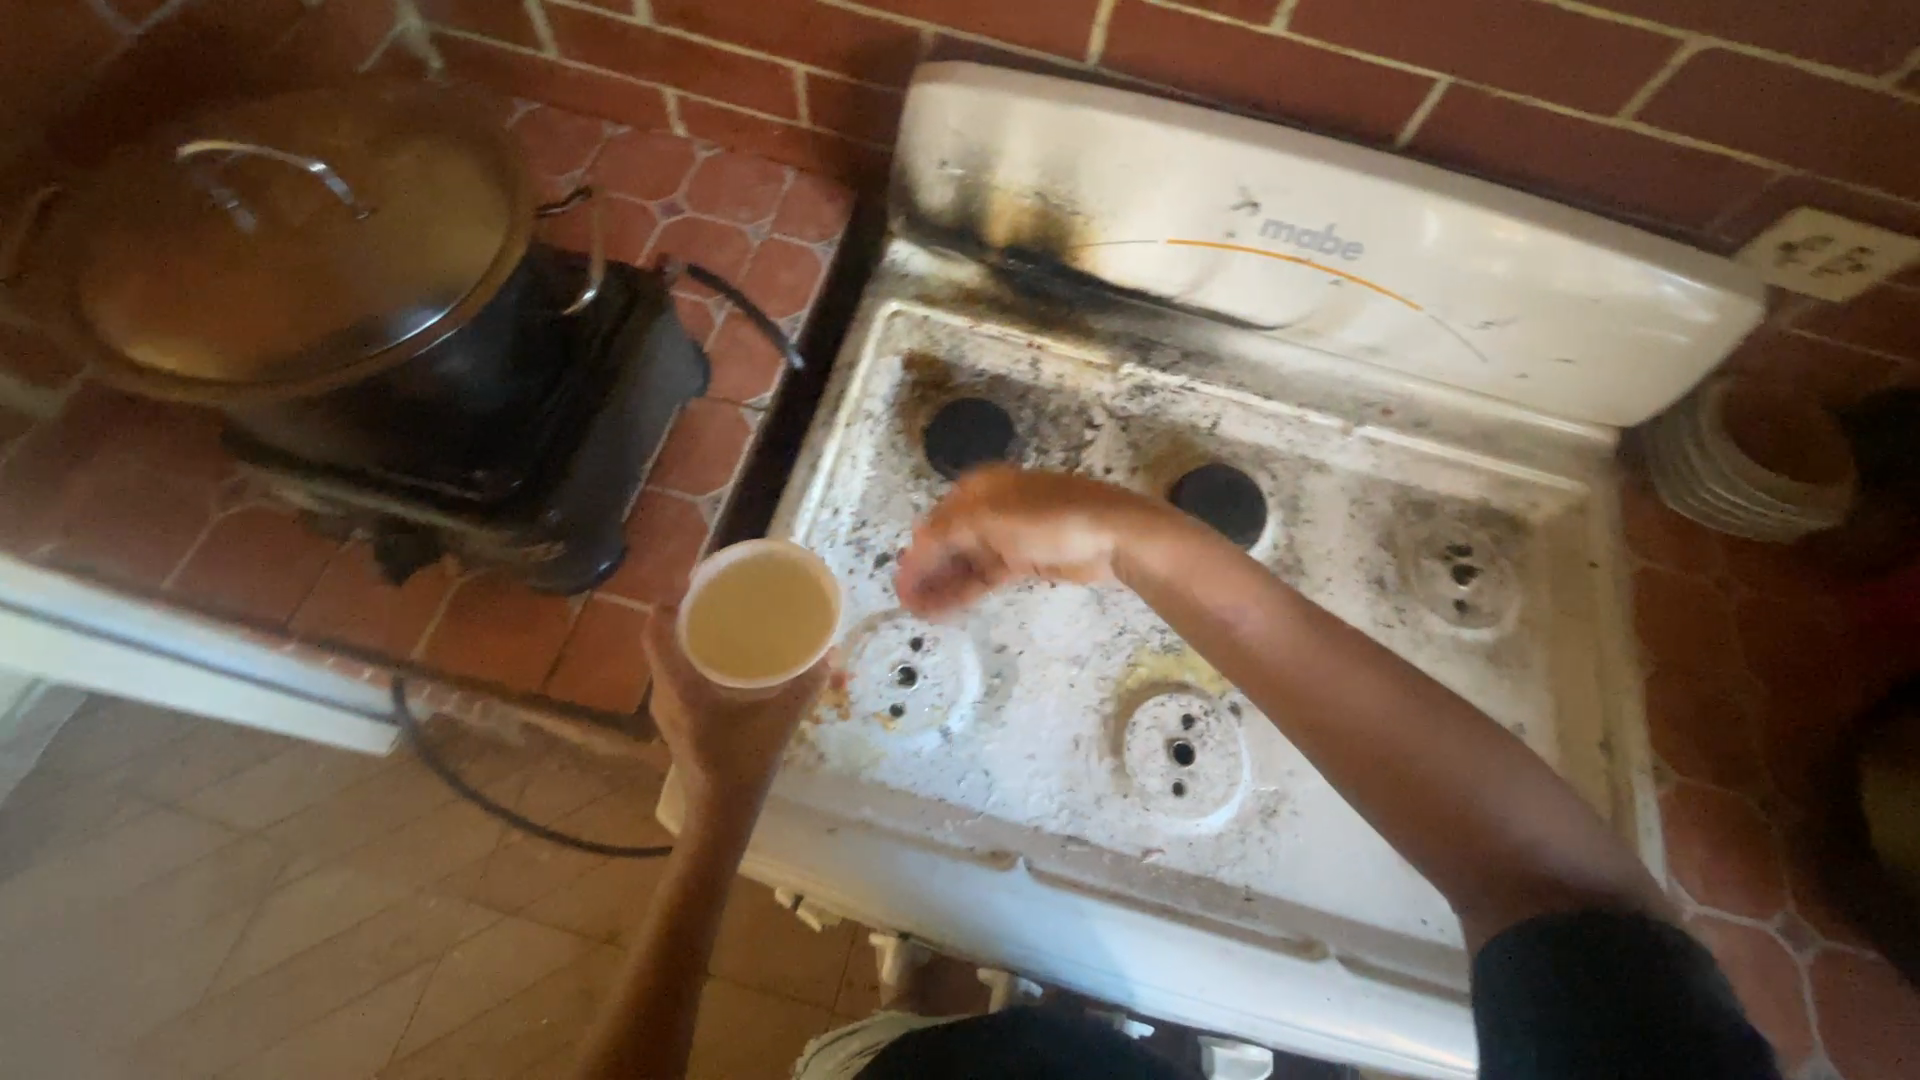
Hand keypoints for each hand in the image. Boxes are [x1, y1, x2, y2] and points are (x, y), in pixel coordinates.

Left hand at [642, 608, 827, 812]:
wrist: (721, 813)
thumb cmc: (745, 764)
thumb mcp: (781, 721)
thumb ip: (807, 685)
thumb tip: (832, 652)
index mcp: (680, 686)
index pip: (657, 630)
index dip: (668, 598)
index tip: (693, 576)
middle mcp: (665, 692)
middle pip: (660, 638)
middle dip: (682, 608)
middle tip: (715, 589)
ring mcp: (667, 707)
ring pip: (666, 656)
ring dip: (685, 631)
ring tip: (718, 613)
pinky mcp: (676, 717)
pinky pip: (674, 671)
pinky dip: (691, 653)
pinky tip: (721, 654)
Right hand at [894, 465, 1179, 616]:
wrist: (1113, 535)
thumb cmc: (1049, 518)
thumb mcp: (989, 518)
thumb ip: (946, 533)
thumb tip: (913, 548)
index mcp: (979, 487)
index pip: (935, 523)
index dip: (916, 554)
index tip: (900, 586)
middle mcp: (989, 508)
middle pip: (948, 543)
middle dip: (925, 572)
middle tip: (907, 605)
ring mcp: (1008, 535)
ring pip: (965, 562)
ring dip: (942, 585)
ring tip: (921, 614)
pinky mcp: (1025, 560)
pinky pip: (985, 576)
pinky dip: (965, 591)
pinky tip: (946, 609)